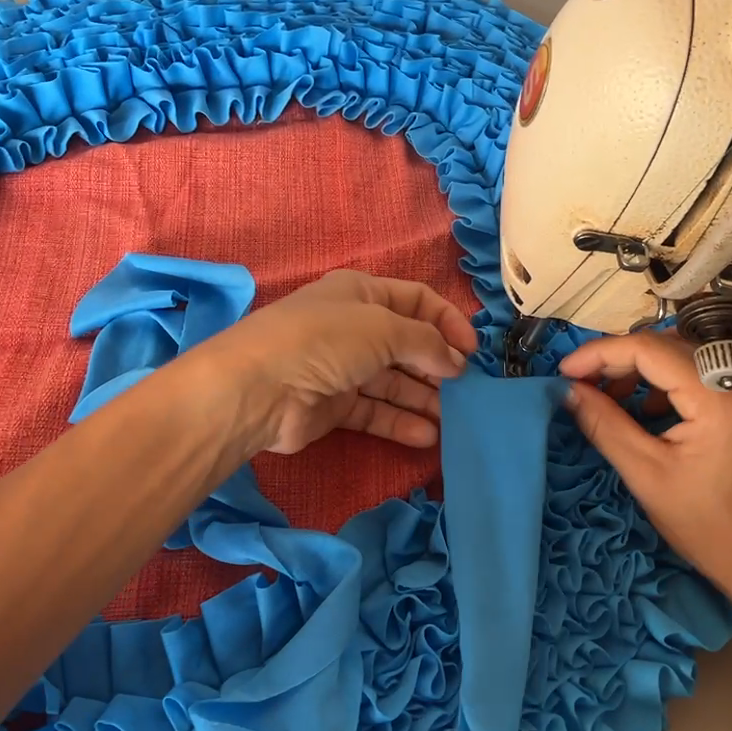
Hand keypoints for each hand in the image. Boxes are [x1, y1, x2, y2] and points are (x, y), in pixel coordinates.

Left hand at [177, 270, 477, 458]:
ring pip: (392, 382)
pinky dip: (399, 423)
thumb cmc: (323, 341)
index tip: (473, 352)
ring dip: (423, 399)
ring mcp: (340, 369)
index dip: (447, 322)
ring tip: (454, 420)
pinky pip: (374, 412)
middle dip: (437, 366)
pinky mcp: (332, 407)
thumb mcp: (382, 327)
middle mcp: (351, 327)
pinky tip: (426, 437)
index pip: (415, 301)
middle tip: (466, 391)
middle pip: (405, 344)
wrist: (258, 388)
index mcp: (360, 293)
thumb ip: (425, 342)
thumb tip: (455, 362)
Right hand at [559, 331, 731, 618]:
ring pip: (686, 358)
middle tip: (582, 386)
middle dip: (619, 361)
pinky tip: (649, 413)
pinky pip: (705, 377)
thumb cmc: (713, 530)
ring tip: (611, 401)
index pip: (649, 348)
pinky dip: (670, 386)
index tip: (564, 372)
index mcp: (721, 397)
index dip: (600, 354)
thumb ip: (604, 424)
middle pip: (669, 346)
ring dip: (643, 371)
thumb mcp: (647, 476)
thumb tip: (568, 390)